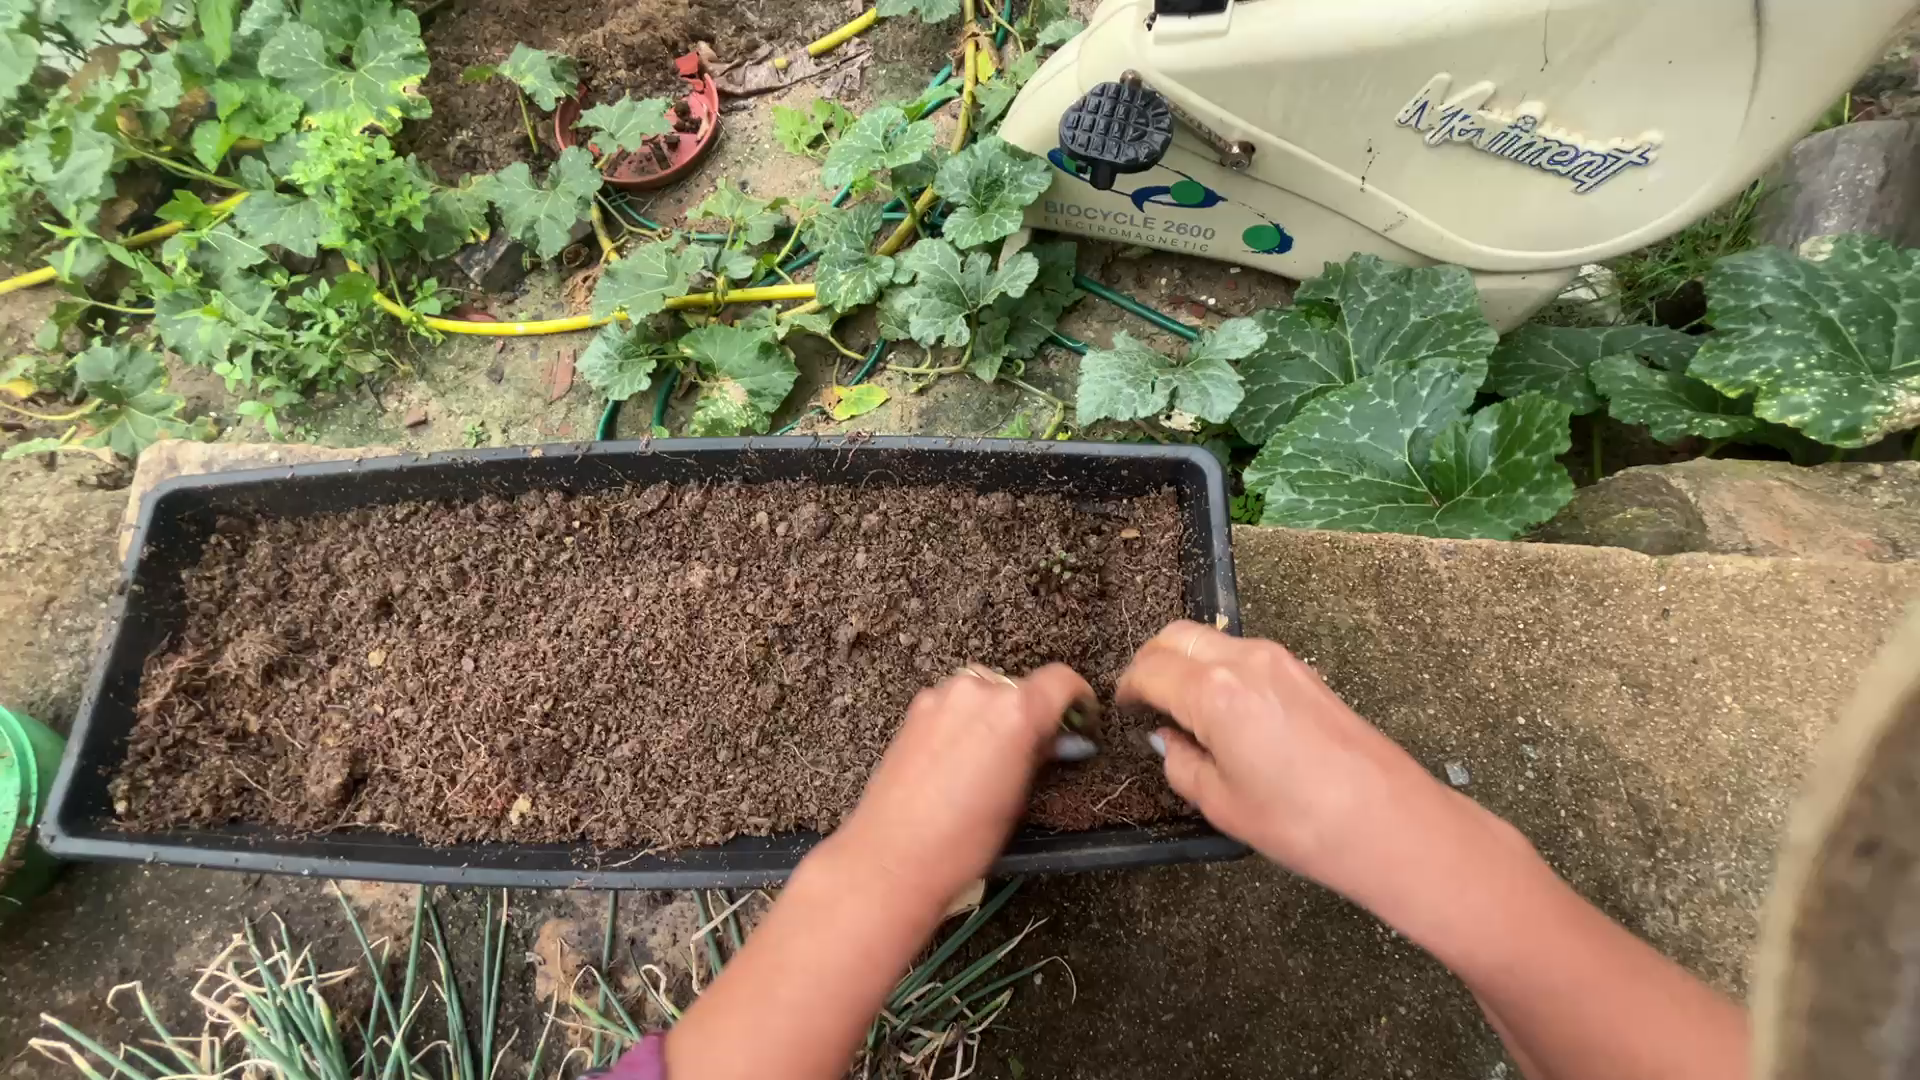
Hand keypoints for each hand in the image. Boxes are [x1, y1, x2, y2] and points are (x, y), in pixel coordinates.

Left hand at [832, 663, 1093, 905]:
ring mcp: (943, 695)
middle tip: (1034, 750)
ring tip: (991, 758)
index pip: (1062, 680)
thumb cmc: (962, 839)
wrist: (893, 855)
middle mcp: (979, 690)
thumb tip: (1055, 739)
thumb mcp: (1020, 797)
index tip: (1079, 717)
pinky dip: (966, 718)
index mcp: (1016, 710)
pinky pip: (955, 701)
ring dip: (996, 713)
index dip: (1078, 698)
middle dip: (1032, 712)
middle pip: (1022, 686)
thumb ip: (1040, 754)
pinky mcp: (917, 707)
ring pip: (986, 690)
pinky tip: (960, 756)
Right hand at [1119, 621, 1503, 911]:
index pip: (1149, 671)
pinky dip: (1215, 665)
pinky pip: (1239, 651)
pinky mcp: (1301, 669)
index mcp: (1212, 692)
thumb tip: (1167, 739)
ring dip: (1183, 660)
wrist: (1394, 824)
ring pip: (1208, 638)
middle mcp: (1241, 659)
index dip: (1127, 688)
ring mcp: (1276, 659)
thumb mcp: (1221, 803)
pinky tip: (1220, 706)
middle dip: (1149, 662)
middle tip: (1143, 698)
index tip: (1122, 708)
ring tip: (1180, 704)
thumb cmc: (1301, 822)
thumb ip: (1180, 761)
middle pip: (1174, 636)